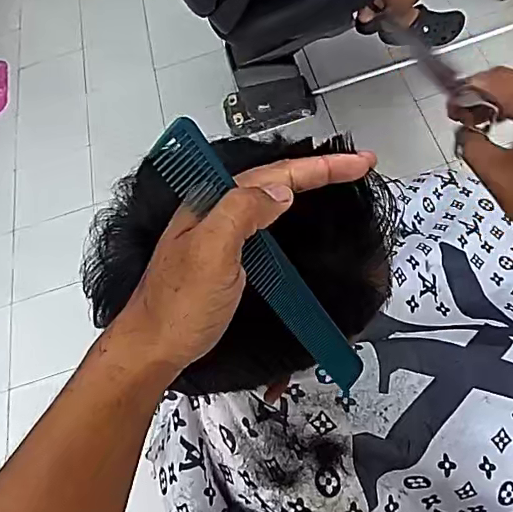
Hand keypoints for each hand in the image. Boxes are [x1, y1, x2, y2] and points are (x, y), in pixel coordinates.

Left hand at [94, 151, 377, 381]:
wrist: (154, 348)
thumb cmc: (175, 308)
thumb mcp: (210, 253)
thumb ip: (241, 214)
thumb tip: (279, 192)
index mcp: (214, 204)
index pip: (278, 174)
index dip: (322, 167)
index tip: (358, 163)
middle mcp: (218, 213)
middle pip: (278, 179)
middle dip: (320, 169)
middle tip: (356, 167)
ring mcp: (223, 234)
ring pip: (274, 199)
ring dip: (308, 188)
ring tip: (337, 180)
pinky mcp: (230, 256)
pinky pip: (268, 224)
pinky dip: (293, 215)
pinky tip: (298, 217)